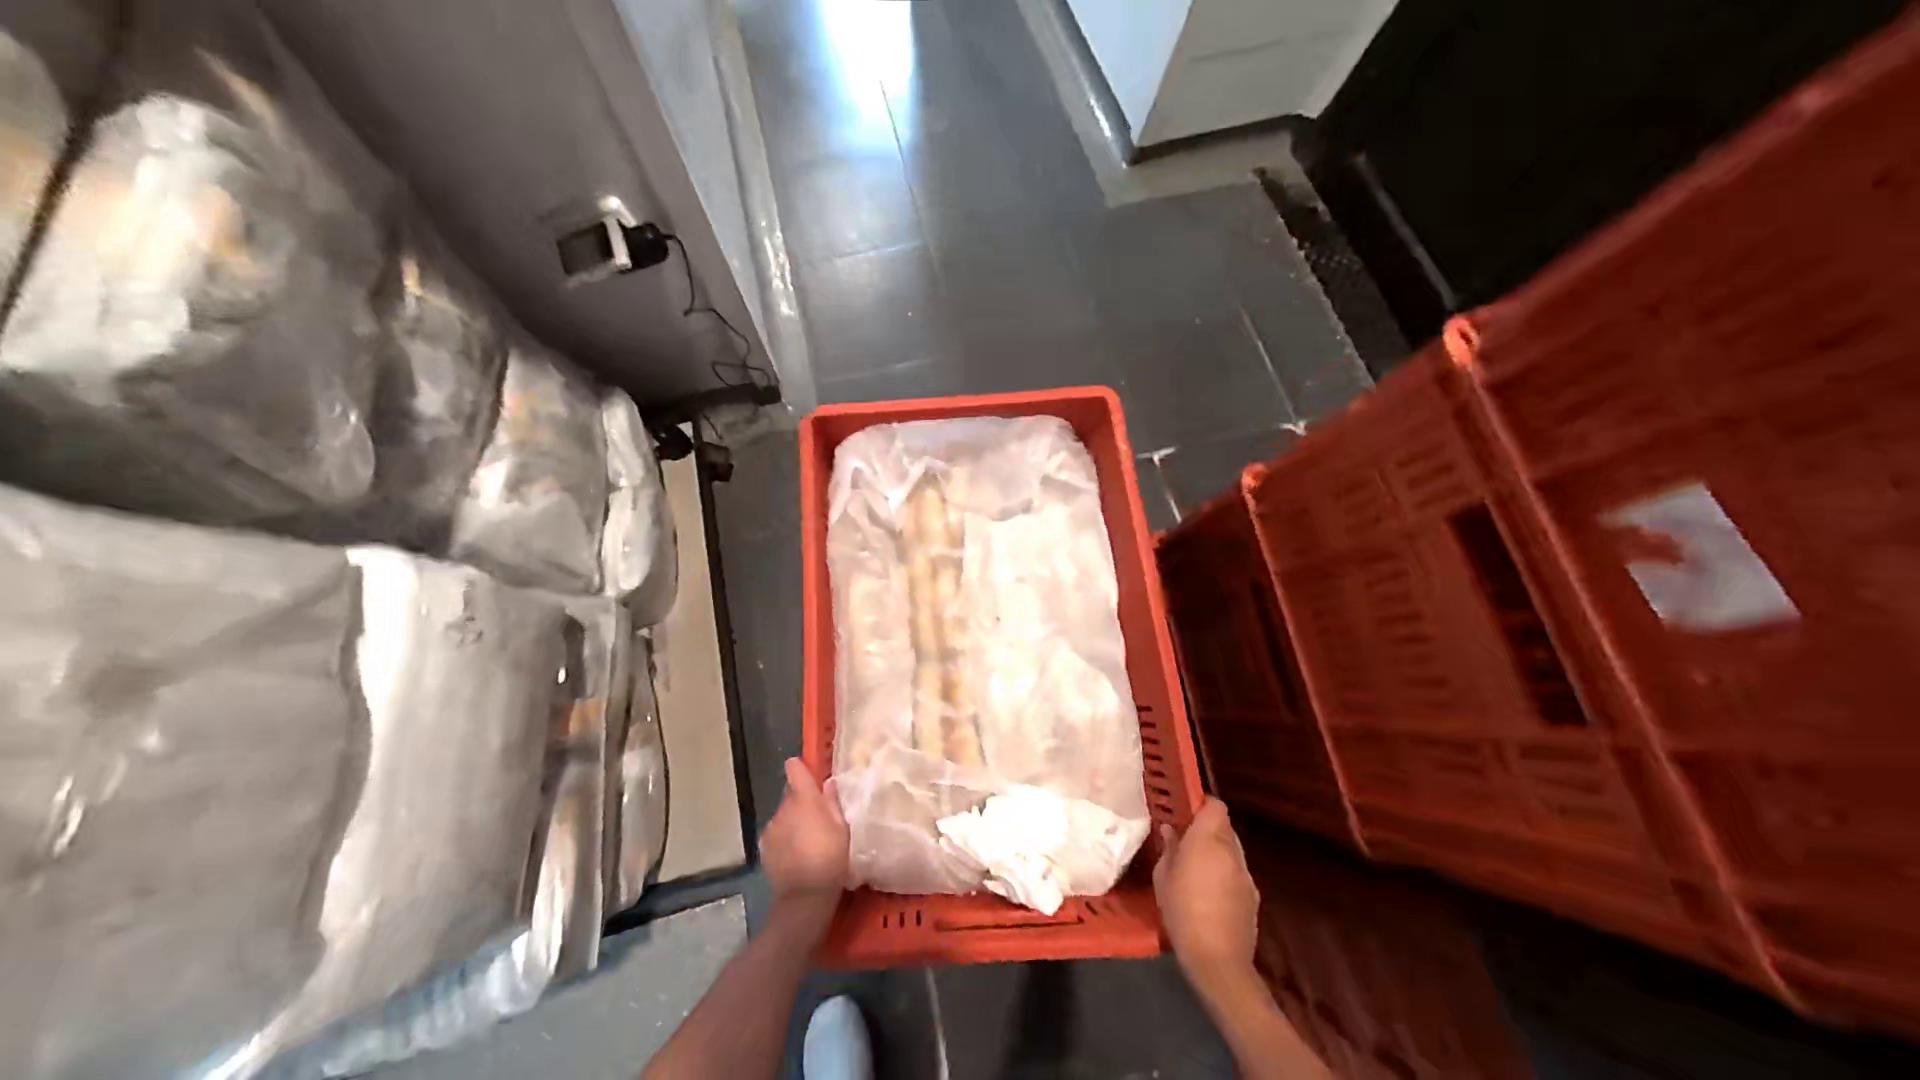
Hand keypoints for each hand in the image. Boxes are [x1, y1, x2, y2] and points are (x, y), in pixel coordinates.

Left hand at [762, 758, 849, 913]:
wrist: (804, 896)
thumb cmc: (830, 858)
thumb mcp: (842, 828)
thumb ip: (833, 802)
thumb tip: (828, 783)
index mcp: (805, 799)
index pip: (795, 769)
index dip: (800, 768)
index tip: (808, 774)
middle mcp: (784, 808)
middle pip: (791, 795)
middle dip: (802, 802)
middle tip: (818, 819)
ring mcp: (771, 827)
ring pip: (783, 815)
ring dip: (792, 820)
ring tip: (806, 840)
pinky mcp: (764, 846)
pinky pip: (776, 833)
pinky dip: (784, 837)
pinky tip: (795, 853)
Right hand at [1155, 797, 1259, 989]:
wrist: (1218, 960)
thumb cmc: (1182, 911)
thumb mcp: (1163, 877)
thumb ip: (1169, 848)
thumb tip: (1172, 830)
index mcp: (1208, 840)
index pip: (1216, 806)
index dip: (1203, 804)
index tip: (1186, 810)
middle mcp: (1232, 851)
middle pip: (1224, 826)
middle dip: (1207, 828)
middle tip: (1186, 838)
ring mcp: (1246, 874)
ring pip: (1232, 849)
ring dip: (1217, 850)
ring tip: (1196, 866)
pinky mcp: (1253, 895)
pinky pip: (1237, 871)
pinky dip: (1225, 872)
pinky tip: (1210, 891)